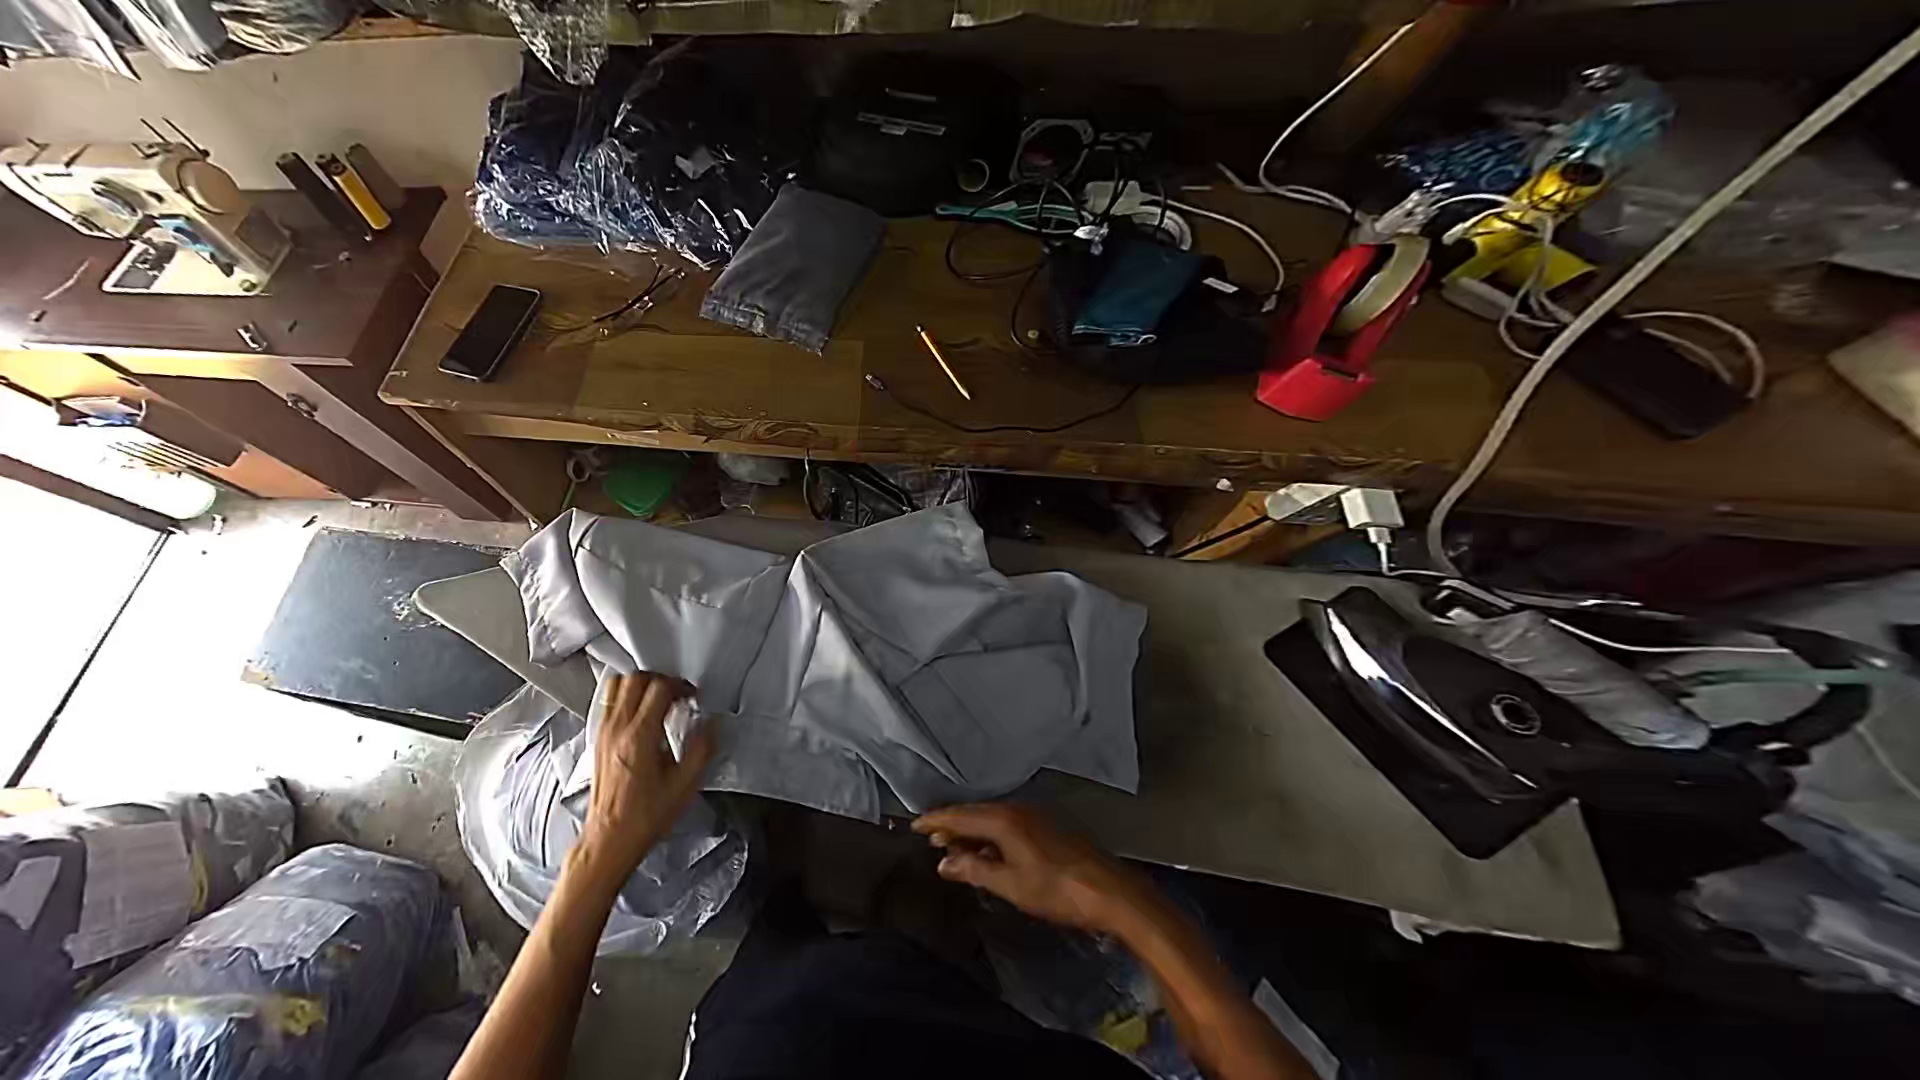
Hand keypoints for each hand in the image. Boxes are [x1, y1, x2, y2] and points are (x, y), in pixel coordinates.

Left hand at [575, 673, 714, 884]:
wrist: (609, 839)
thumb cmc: (645, 816)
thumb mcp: (685, 783)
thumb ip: (702, 747)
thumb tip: (711, 723)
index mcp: (640, 736)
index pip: (658, 688)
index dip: (680, 686)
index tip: (692, 696)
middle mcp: (617, 729)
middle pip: (635, 679)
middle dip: (661, 679)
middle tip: (677, 693)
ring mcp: (603, 733)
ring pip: (617, 686)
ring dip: (641, 685)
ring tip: (658, 699)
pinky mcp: (597, 740)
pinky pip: (609, 702)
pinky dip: (626, 697)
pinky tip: (642, 714)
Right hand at [912, 802, 1147, 933]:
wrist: (1110, 891)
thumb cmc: (1056, 889)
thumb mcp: (1010, 884)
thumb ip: (975, 870)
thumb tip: (944, 862)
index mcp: (1005, 819)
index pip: (961, 815)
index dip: (936, 820)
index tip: (914, 824)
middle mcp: (1018, 809)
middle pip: (976, 812)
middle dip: (952, 824)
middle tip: (930, 837)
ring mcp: (1035, 815)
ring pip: (993, 818)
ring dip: (972, 830)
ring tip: (954, 845)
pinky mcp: (1048, 826)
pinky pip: (1008, 823)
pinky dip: (991, 834)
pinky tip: (988, 850)